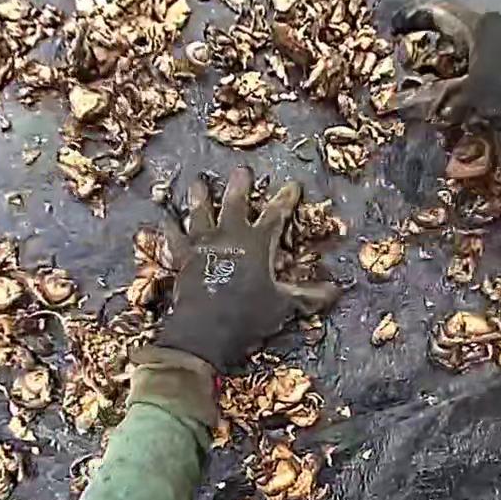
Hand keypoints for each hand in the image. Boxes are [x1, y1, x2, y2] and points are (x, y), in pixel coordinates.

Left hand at [153, 167, 339, 370]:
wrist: (205, 329)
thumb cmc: (248, 315)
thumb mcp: (282, 305)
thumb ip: (307, 296)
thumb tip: (336, 292)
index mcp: (256, 243)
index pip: (276, 216)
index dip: (285, 200)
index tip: (292, 184)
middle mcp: (229, 236)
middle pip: (235, 205)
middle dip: (240, 187)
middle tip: (241, 170)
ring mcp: (203, 246)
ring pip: (200, 215)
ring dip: (199, 199)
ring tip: (197, 182)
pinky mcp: (183, 259)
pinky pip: (174, 241)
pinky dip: (169, 231)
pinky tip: (164, 220)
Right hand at [395, 0, 500, 161]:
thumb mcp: (471, 100)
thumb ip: (441, 97)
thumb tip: (406, 101)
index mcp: (482, 26)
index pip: (441, 14)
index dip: (416, 19)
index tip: (398, 25)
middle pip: (470, 29)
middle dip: (452, 47)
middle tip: (439, 68)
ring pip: (496, 40)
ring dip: (481, 57)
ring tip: (474, 83)